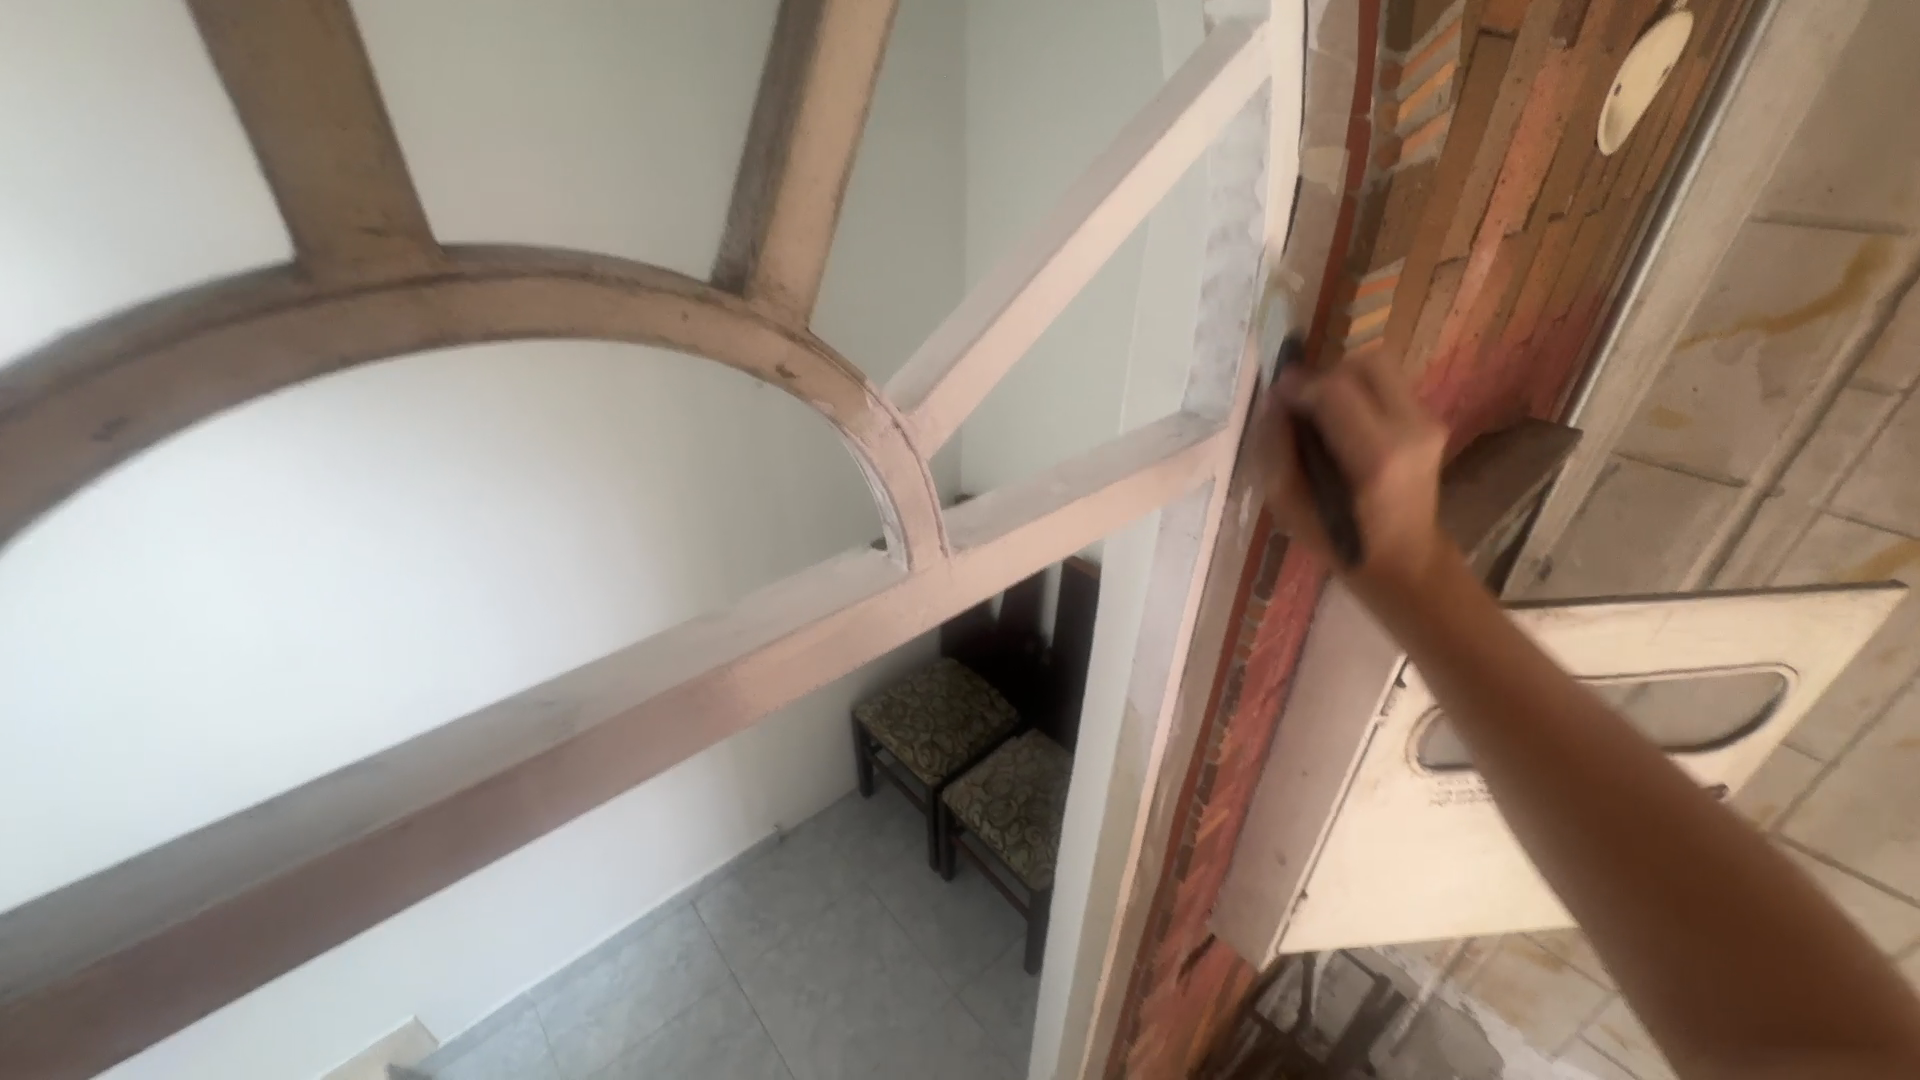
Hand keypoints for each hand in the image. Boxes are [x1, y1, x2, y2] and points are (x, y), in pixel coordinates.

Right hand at [1254, 349, 1449, 593]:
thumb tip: (1274, 402)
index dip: (1299, 384)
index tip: (1275, 395)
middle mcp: (1410, 429)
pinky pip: (1388, 385)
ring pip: (1379, 367)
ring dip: (1342, 379)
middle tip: (1300, 401)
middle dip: (1324, 374)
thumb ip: (1277, 449)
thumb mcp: (1289, 506)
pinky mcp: (1431, 420)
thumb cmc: (1340, 542)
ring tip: (1319, 409)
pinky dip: (1358, 391)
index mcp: (1376, 457)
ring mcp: (1428, 422)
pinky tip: (1341, 420)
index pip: (1335, 390)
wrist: (1405, 560)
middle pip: (1365, 364)